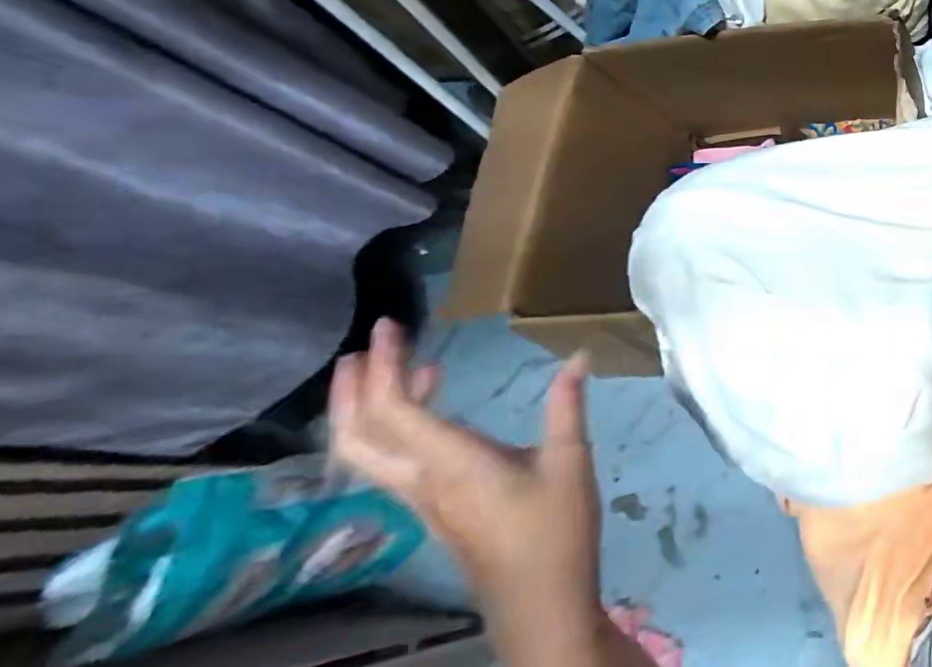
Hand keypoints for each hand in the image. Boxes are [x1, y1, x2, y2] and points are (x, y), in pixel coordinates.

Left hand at [329, 320, 601, 612]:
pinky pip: (393, 461)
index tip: (389, 326)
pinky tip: (434, 405)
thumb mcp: (570, 462)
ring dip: (368, 407)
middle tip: (368, 346)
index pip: (394, 410)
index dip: (385, 366)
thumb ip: (567, 405)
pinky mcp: (434, 508)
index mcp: (451, 463)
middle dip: (352, 390)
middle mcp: (422, 481)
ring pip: (369, 452)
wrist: (540, 604)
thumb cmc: (555, 531)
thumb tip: (579, 355)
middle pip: (357, 438)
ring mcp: (423, 499)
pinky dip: (397, 425)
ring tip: (395, 366)